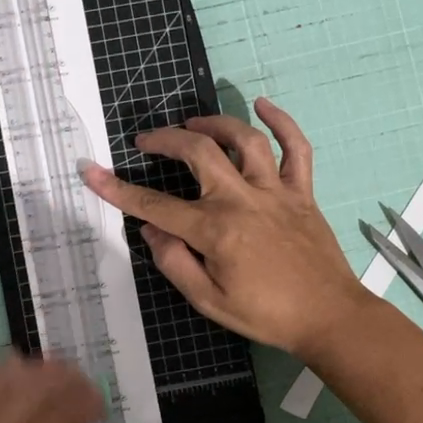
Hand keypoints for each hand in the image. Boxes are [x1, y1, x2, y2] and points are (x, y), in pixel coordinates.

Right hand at [82, 97, 377, 363]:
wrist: (330, 317)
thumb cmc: (266, 315)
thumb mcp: (208, 301)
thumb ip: (174, 263)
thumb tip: (152, 230)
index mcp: (215, 231)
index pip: (155, 205)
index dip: (118, 189)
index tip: (92, 171)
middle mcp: (242, 201)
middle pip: (198, 153)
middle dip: (165, 140)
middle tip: (146, 141)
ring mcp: (275, 192)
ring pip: (244, 140)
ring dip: (214, 124)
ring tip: (192, 124)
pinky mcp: (302, 193)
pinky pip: (296, 149)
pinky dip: (282, 122)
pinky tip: (263, 105)